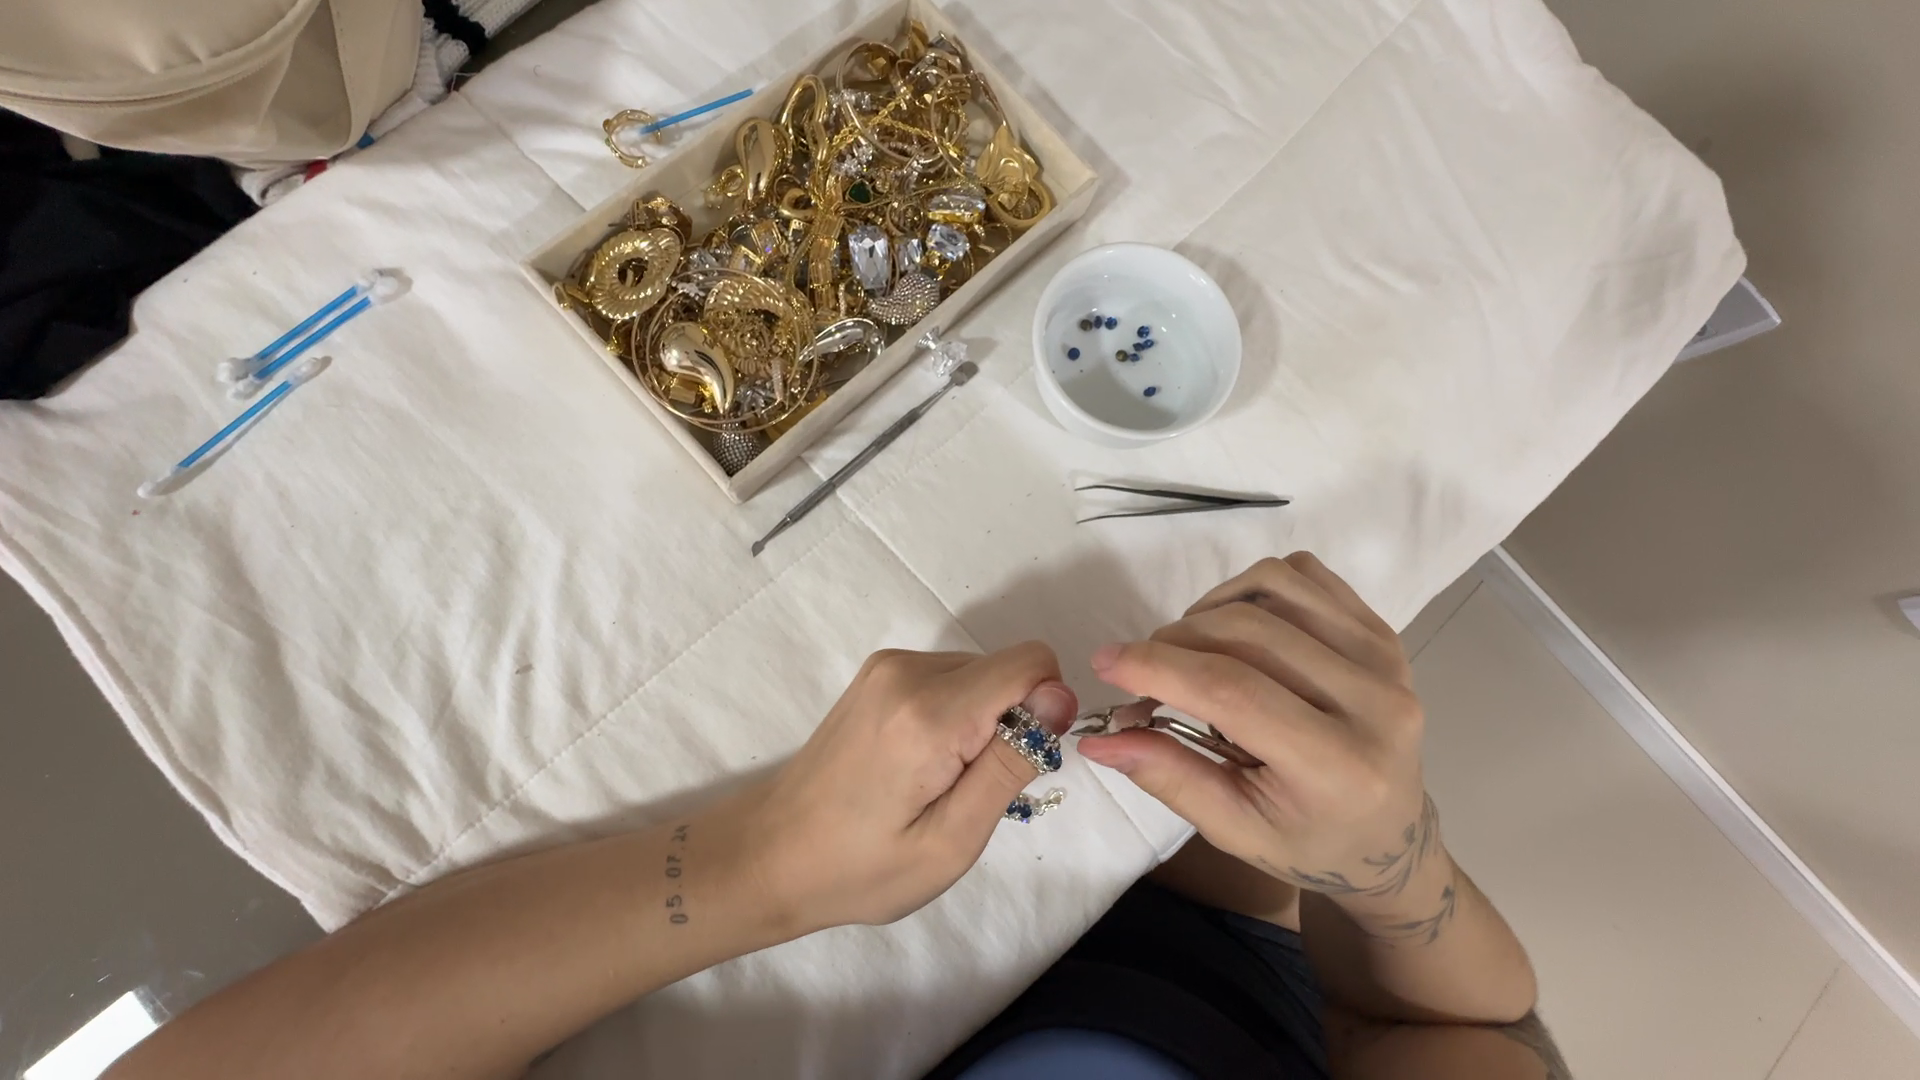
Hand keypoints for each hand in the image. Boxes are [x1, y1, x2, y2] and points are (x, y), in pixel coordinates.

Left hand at [738, 644, 1076, 932]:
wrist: (773, 851)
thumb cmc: (864, 866)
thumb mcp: (953, 839)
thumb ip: (1010, 763)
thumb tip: (1060, 696)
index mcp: (929, 711)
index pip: (1030, 665)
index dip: (1044, 711)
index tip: (1013, 766)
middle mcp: (908, 669)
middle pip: (1005, 671)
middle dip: (1008, 724)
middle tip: (967, 788)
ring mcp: (889, 664)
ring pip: (979, 674)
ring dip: (979, 722)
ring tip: (937, 779)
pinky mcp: (879, 670)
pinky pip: (949, 677)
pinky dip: (954, 714)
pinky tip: (919, 761)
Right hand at [1078, 554, 1445, 923]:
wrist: (1390, 836)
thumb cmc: (1308, 843)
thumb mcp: (1233, 829)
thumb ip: (1167, 775)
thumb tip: (1095, 739)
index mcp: (1339, 766)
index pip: (1233, 691)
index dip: (1158, 667)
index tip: (1104, 662)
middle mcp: (1375, 701)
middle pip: (1246, 631)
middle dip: (1172, 641)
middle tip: (1142, 671)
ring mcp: (1384, 656)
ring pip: (1270, 588)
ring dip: (1208, 609)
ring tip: (1191, 649)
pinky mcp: (1381, 630)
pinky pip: (1301, 574)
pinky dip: (1250, 586)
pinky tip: (1235, 626)